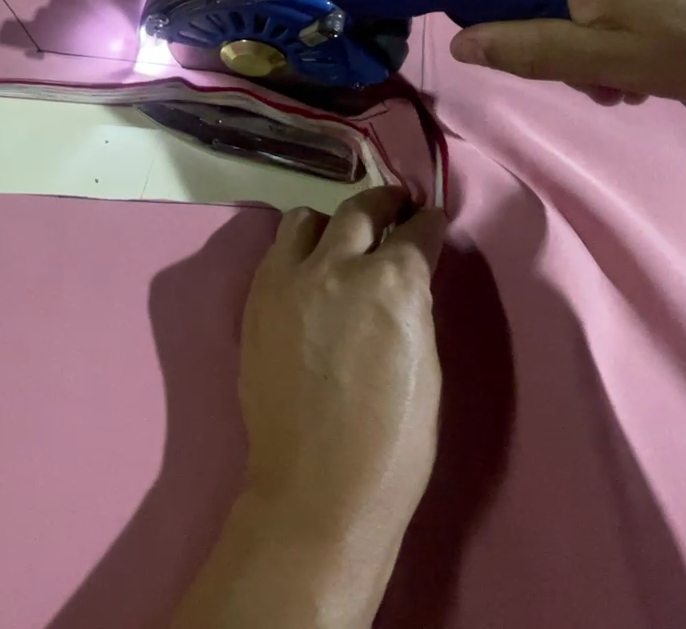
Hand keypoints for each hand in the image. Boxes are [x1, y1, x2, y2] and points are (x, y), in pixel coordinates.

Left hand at [173, 187, 445, 628]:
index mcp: (392, 282)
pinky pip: (275, 252)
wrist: (317, 481)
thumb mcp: (426, 364)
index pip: (416, 231)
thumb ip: (413, 305)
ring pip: (306, 220)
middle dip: (385, 203)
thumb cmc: (394, 439)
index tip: (431, 218)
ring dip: (331, 223)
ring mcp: (286, 278)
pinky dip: (296, 250)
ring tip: (343, 239)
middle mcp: (335, 265)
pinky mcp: (254, 297)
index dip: (429, 223)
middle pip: (360, 209)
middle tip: (396, 206)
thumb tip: (406, 276)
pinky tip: (308, 269)